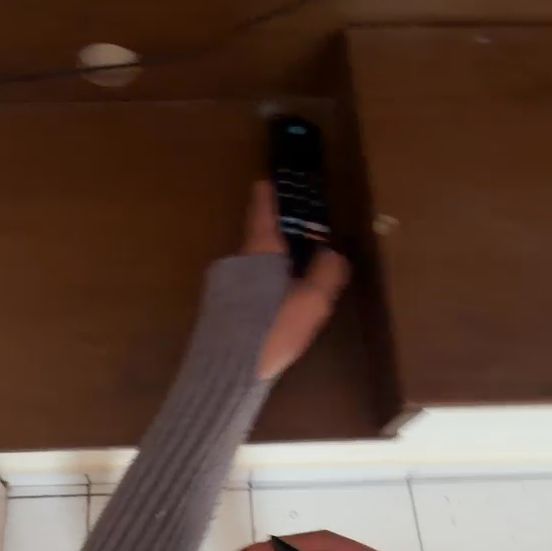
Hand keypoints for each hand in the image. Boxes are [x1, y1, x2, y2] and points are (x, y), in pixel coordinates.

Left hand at [239, 182, 348, 380]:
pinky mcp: (219, 305)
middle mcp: (237, 259)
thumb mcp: (312, 301)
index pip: (262, 209)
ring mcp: (223, 283)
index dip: (270, 194)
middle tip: (305, 241)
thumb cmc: (272, 329)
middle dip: (282, 238)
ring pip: (254, 264)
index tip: (272, 180)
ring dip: (273, 266)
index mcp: (259, 251)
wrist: (227, 370)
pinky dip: (262, 285)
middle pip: (261, 238)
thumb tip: (332, 252)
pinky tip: (276, 305)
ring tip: (297, 280)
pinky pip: (246, 284)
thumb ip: (328, 271)